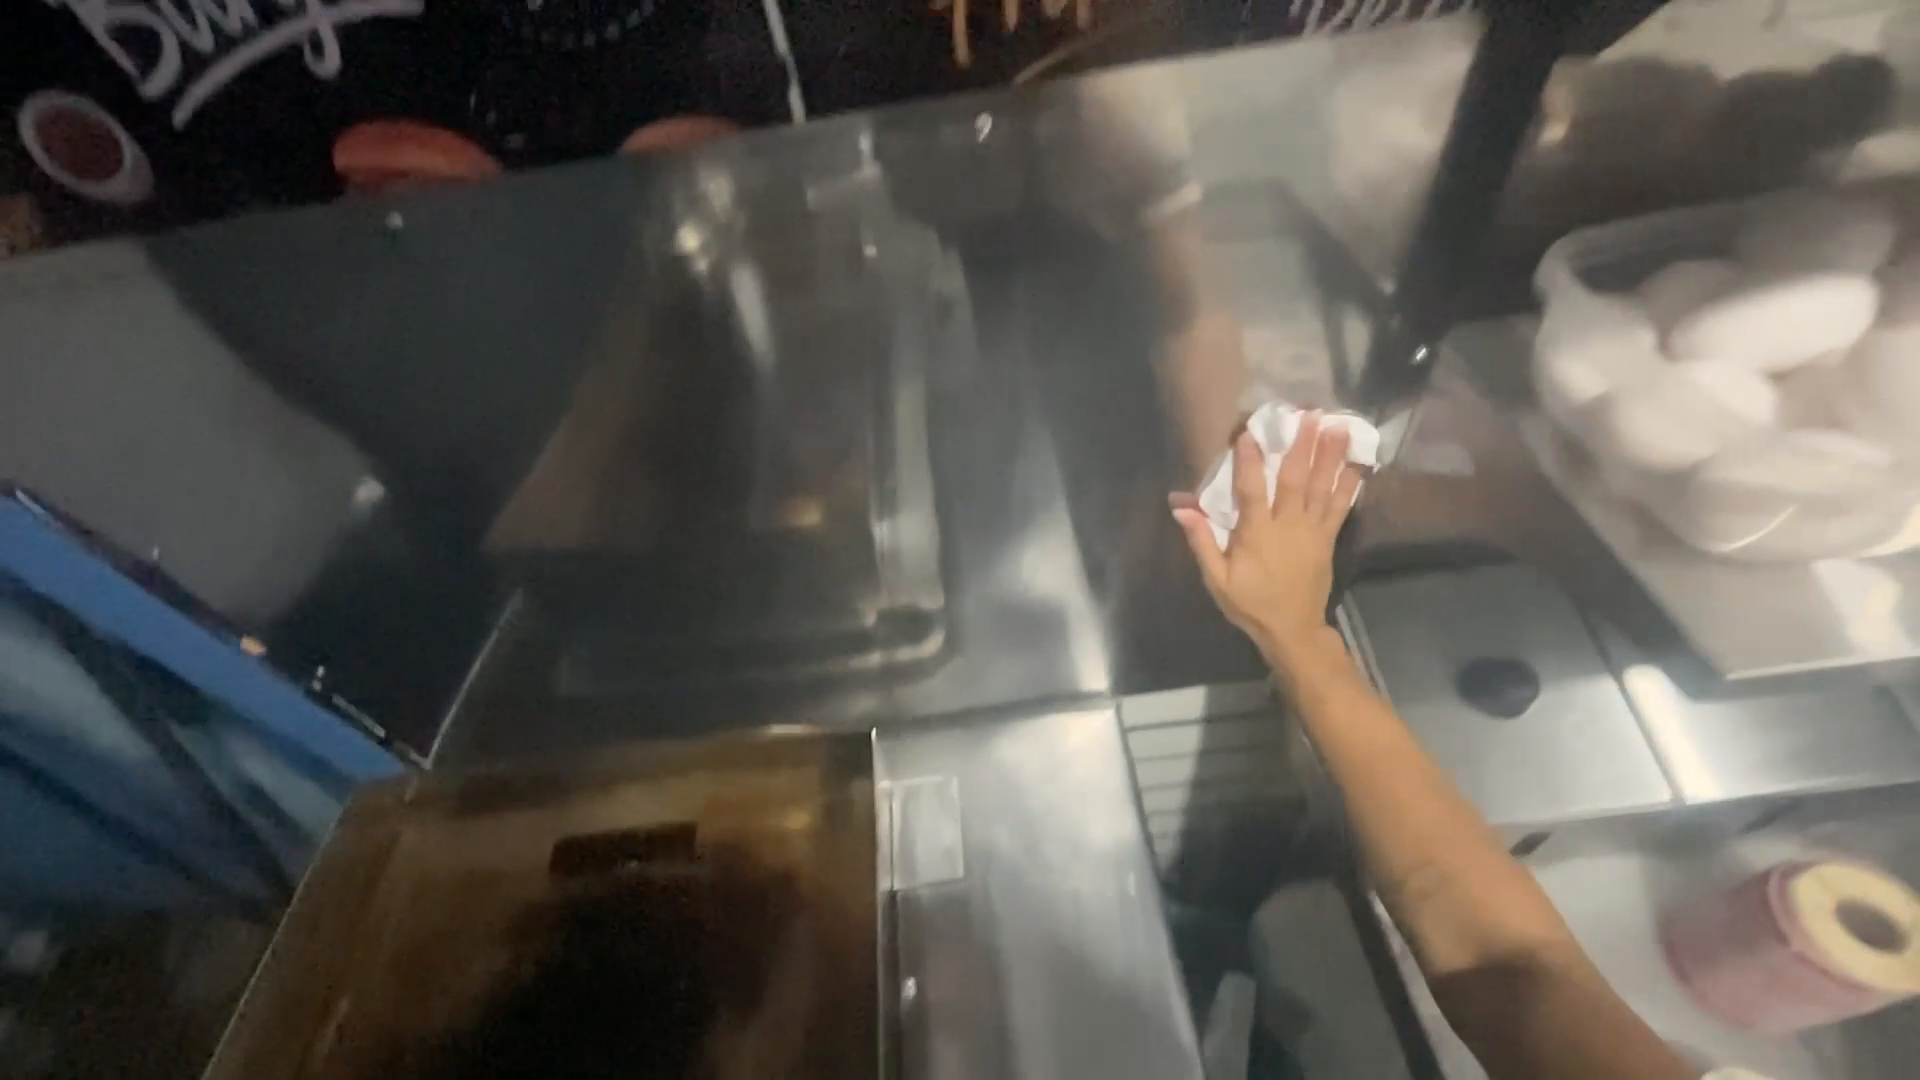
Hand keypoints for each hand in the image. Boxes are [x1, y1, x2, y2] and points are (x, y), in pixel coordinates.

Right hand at [1170, 411, 1362, 661]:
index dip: (1249, 461)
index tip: (1248, 433)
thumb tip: (1181, 508)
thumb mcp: (1217, 579)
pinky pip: (1341, 507)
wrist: (1292, 629)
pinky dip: (1350, 484)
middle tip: (1311, 415)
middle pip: (1297, 480)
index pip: (1252, 491)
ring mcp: (1313, 531)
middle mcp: (1288, 526)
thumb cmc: (1249, 603)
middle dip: (1303, 446)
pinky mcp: (1328, 539)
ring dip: (1332, 456)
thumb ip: (1201, 541)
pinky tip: (1358, 464)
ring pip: (1324, 487)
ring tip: (1339, 427)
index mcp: (1256, 535)